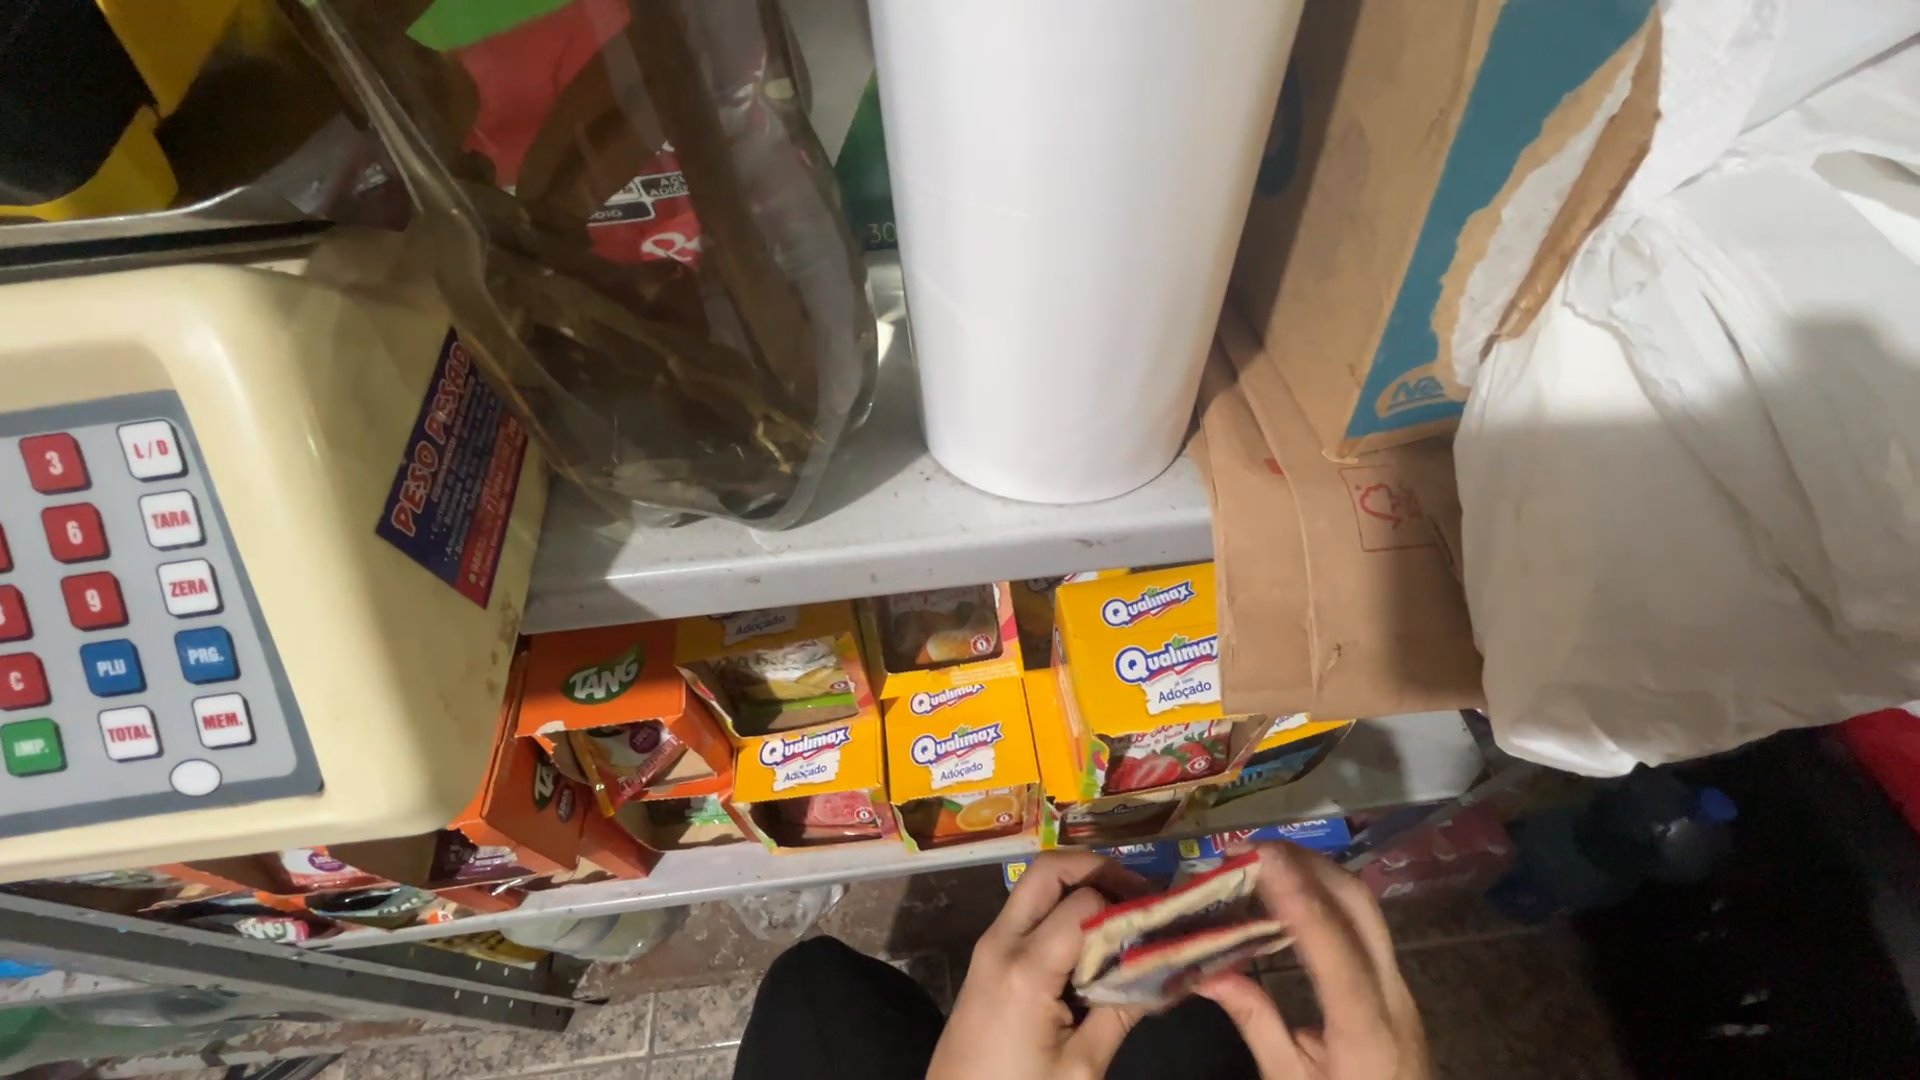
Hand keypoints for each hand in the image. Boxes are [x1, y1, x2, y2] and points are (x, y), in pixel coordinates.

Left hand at [929, 851, 1150, 1079]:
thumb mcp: (1081, 1067)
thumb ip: (1123, 1012)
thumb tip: (1171, 972)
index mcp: (1027, 967)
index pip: (1084, 904)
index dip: (1126, 906)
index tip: (1161, 921)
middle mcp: (1003, 939)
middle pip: (1048, 869)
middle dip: (1097, 868)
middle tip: (1139, 894)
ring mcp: (990, 942)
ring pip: (1036, 884)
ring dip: (1079, 883)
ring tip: (1123, 909)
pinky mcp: (989, 953)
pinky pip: (1028, 909)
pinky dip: (1062, 905)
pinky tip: (1093, 934)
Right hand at [1198, 844, 1429, 1079]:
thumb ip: (1256, 1024)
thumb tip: (1206, 971)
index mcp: (1368, 1032)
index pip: (1338, 955)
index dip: (1302, 903)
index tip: (1265, 862)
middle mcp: (1393, 997)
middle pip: (1359, 909)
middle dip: (1306, 865)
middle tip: (1247, 849)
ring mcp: (1398, 985)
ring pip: (1362, 907)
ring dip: (1313, 871)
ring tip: (1260, 858)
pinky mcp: (1391, 982)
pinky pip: (1359, 921)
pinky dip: (1320, 892)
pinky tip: (1285, 889)